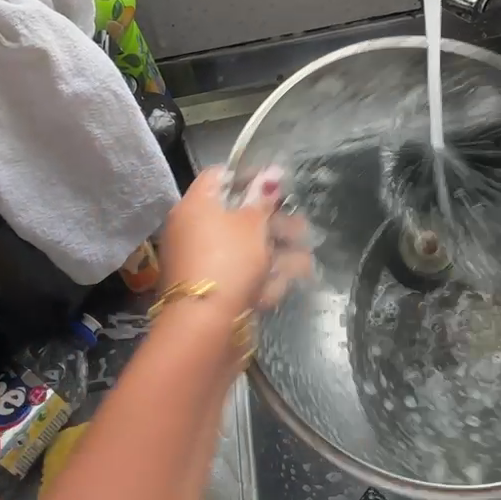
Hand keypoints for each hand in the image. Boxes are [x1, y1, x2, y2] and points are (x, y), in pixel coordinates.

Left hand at [159, 167, 311, 314]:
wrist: (204, 327)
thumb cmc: (228, 260)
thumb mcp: (252, 223)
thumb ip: (263, 197)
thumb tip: (272, 173)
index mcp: (195, 206)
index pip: (220, 177)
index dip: (250, 176)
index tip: (278, 184)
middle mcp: (193, 230)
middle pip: (237, 215)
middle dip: (274, 222)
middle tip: (301, 227)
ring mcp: (202, 262)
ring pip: (244, 248)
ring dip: (278, 252)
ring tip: (307, 261)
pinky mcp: (212, 290)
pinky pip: (240, 273)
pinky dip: (264, 276)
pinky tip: (290, 281)